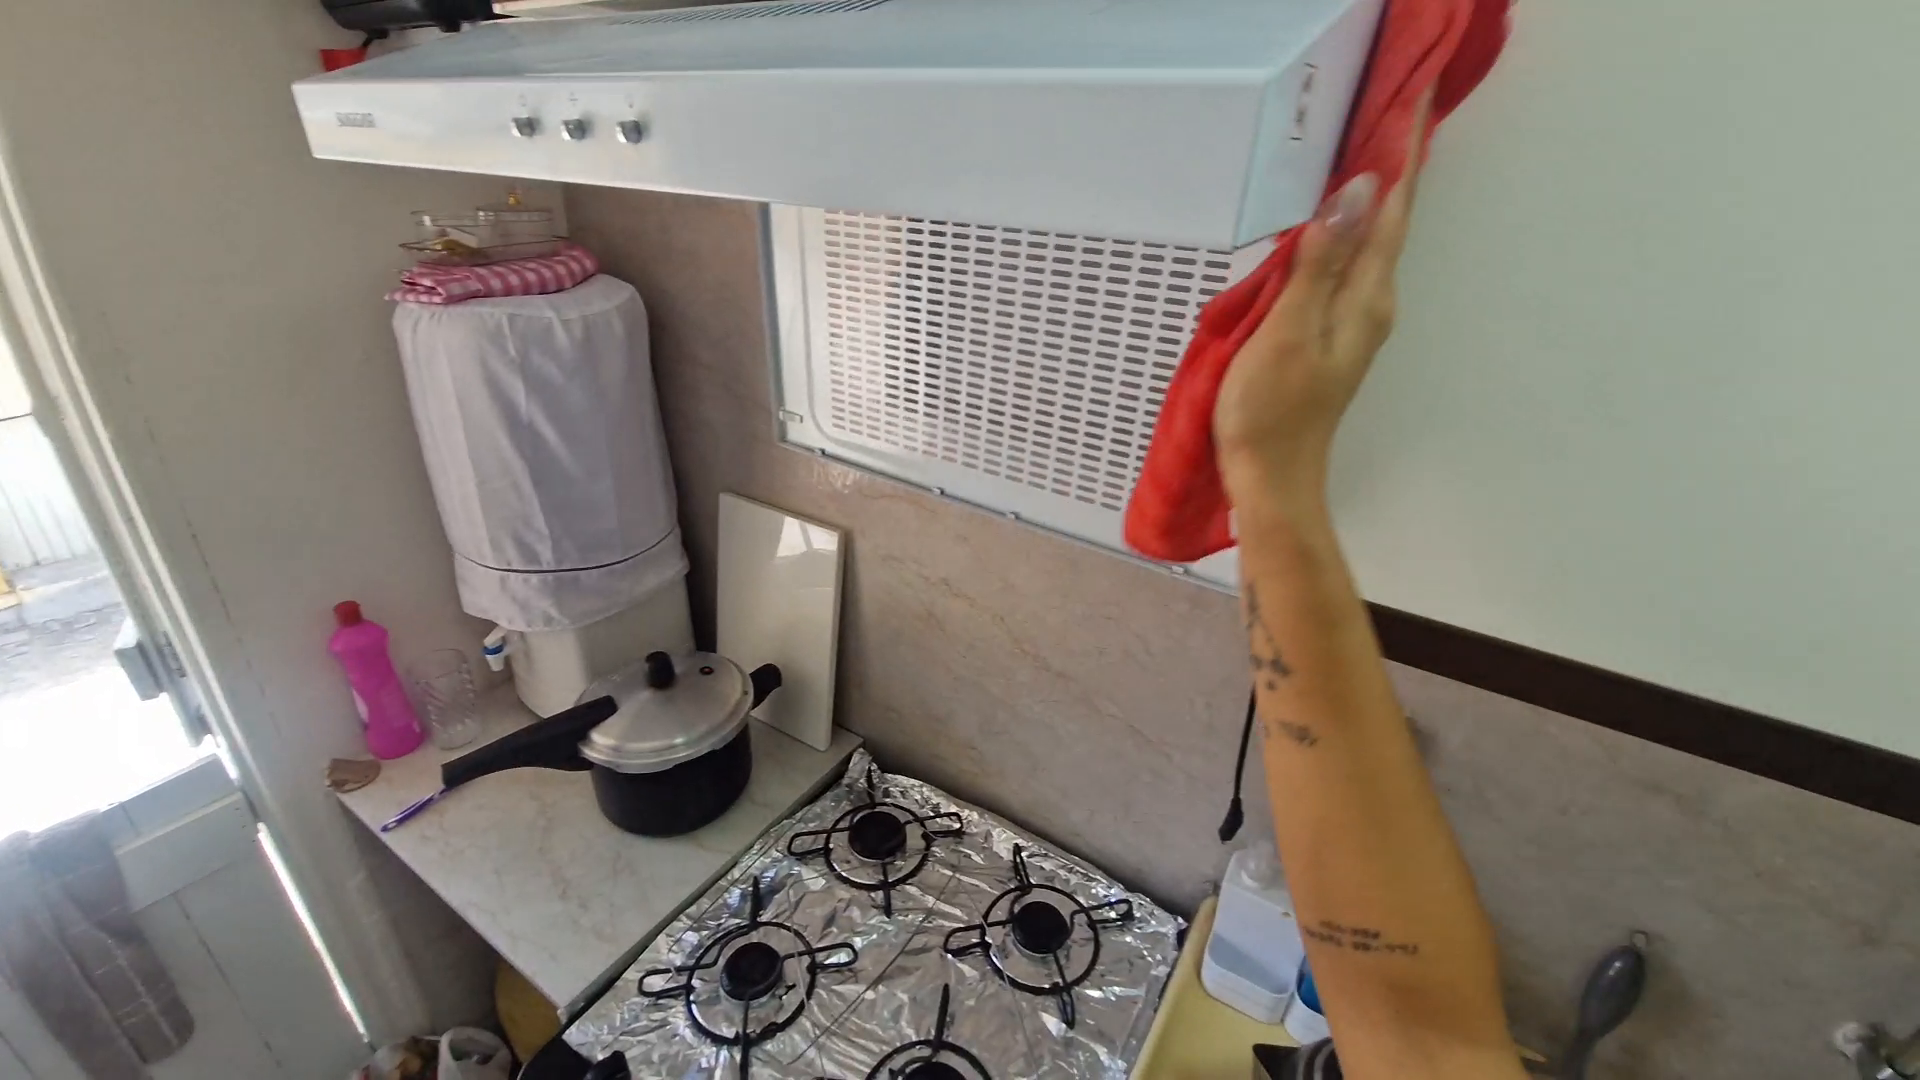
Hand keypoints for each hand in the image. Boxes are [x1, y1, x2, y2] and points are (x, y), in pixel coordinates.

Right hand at [1213, 98, 1429, 511]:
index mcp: (1366, 300)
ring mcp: (1349, 327)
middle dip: (1387, 173)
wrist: (1269, 478)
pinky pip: (1340, 276)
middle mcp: (1369, 308)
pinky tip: (1319, 234)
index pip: (1392, 214)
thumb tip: (1358, 192)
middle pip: (1385, 228)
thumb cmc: (1271, 411)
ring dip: (1362, 207)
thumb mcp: (1288, 332)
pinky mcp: (1325, 341)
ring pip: (1363, 251)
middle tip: (1379, 118)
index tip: (1407, 106)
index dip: (1402, 160)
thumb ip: (1320, 264)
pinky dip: (1336, 244)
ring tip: (1353, 161)